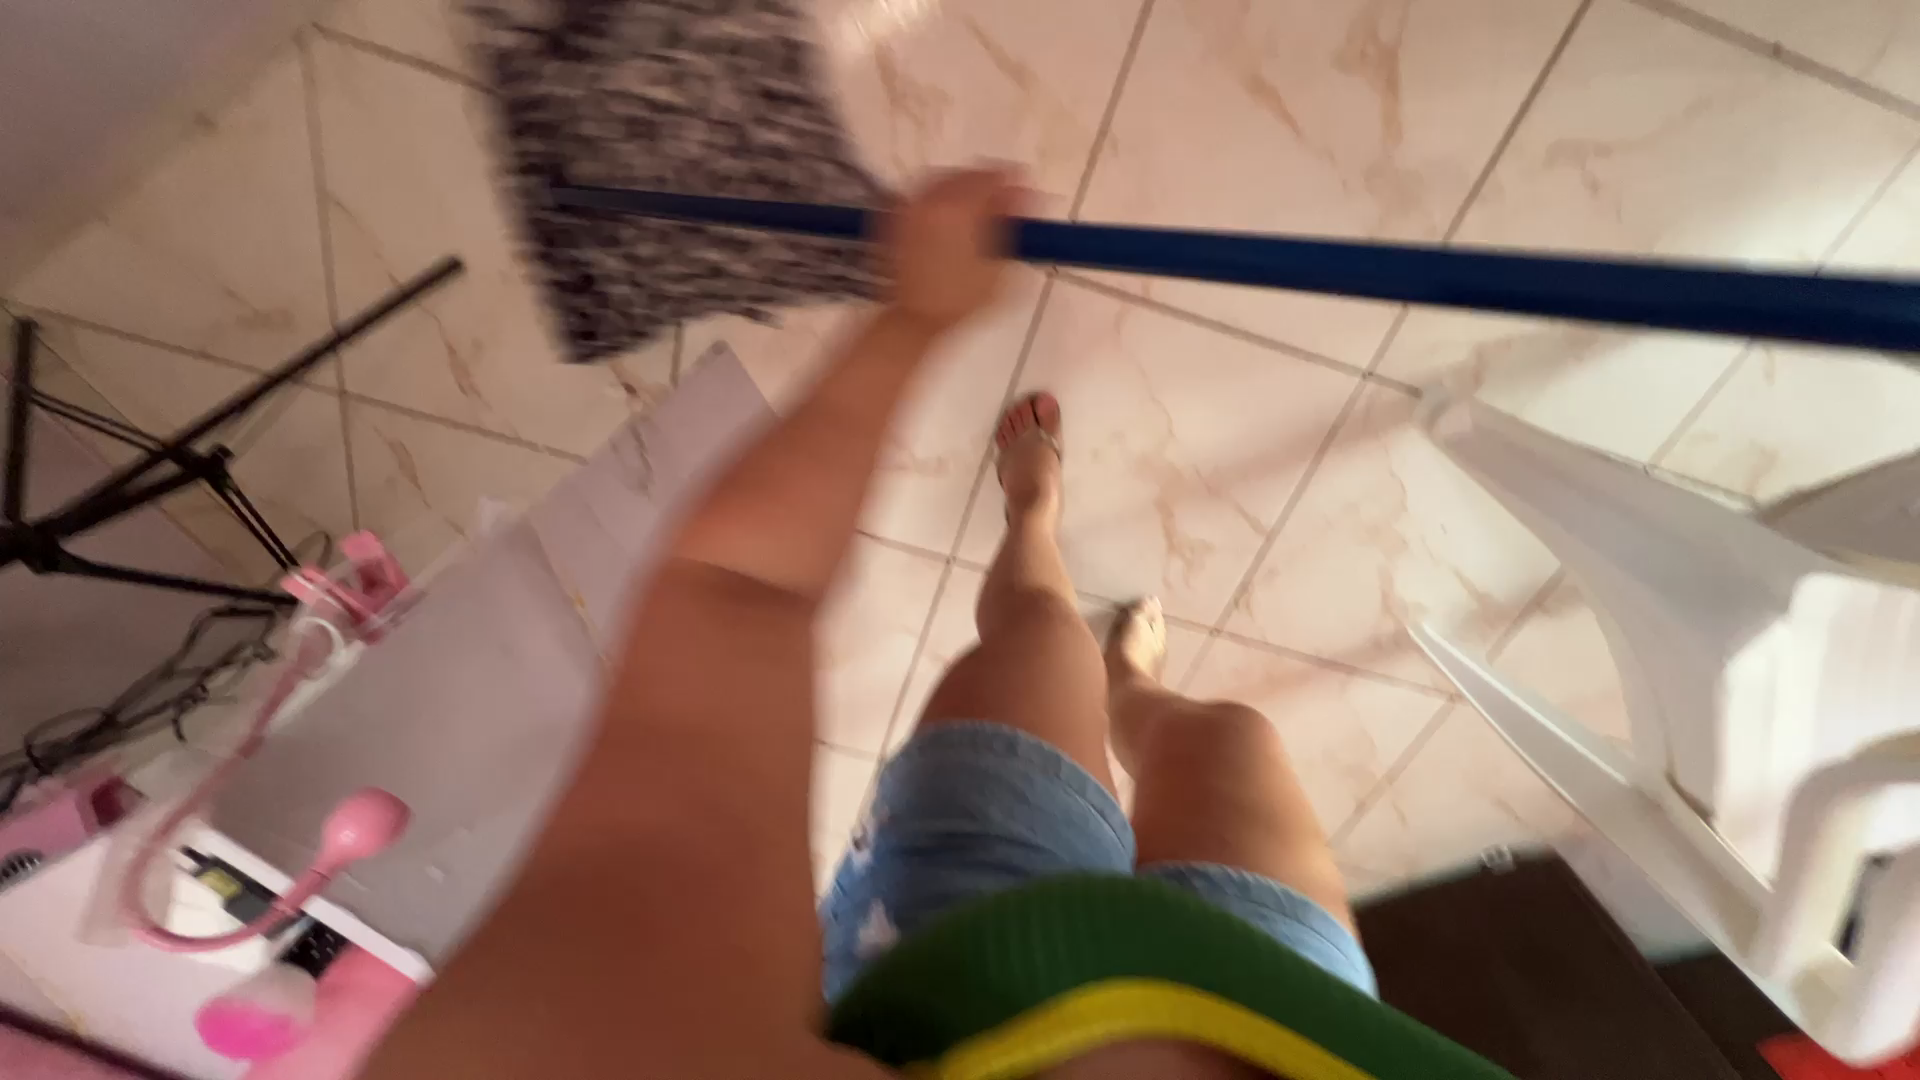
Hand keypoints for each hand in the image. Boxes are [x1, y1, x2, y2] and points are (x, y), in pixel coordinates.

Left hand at [882, 167, 1027, 333]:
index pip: (994, 176)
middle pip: (967, 175)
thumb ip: (1014, 228)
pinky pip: (923, 198)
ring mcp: (909, 206)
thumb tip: (1024, 197)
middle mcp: (932, 197)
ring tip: (976, 218)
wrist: (913, 319)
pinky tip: (949, 224)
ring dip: (964, 193)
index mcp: (960, 205)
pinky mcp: (894, 219)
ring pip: (943, 183)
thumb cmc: (962, 300)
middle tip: (1002, 209)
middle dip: (988, 187)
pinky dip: (940, 204)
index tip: (1025, 201)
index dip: (1015, 184)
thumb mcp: (1000, 268)